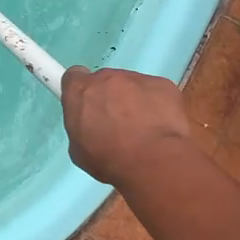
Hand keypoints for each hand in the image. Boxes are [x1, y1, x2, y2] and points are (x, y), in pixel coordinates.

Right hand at [60, 66, 197, 187]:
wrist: (155, 162)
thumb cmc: (109, 159)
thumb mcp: (78, 148)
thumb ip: (81, 126)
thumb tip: (90, 125)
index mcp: (79, 90)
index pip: (74, 77)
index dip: (80, 91)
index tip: (86, 105)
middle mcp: (106, 77)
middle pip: (105, 82)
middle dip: (109, 98)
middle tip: (116, 124)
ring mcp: (138, 79)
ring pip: (133, 87)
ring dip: (134, 102)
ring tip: (143, 130)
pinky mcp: (164, 86)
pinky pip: (157, 92)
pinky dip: (158, 105)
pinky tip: (161, 127)